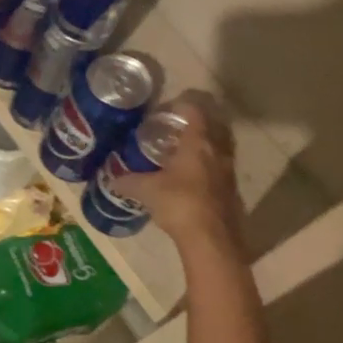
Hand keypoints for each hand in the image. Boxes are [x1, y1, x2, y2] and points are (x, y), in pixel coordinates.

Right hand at [108, 90, 244, 254]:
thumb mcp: (147, 191)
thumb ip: (129, 182)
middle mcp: (218, 150)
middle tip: (174, 129)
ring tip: (182, 153)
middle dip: (196, 123)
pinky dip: (207, 165)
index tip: (165, 111)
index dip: (180, 106)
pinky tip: (190, 178)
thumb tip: (112, 179)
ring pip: (219, 146)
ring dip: (204, 144)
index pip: (194, 111)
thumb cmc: (179, 203)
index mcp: (198, 143)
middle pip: (213, 125)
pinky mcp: (230, 189)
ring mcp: (228, 170)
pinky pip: (219, 167)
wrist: (211, 237)